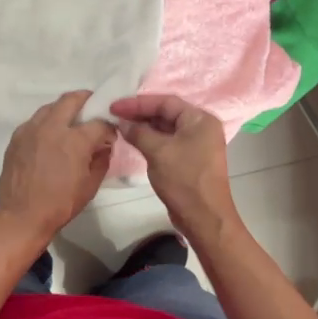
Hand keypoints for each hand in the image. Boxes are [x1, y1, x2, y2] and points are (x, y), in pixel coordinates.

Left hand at [0, 91, 116, 240]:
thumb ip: (101, 160)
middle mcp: (52, 127)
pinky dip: (45, 123)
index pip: (99, 122)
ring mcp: (31, 129)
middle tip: (92, 110)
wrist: (22, 216)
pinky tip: (49, 137)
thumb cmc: (60, 204)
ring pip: (50, 107)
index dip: (108, 128)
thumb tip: (104, 147)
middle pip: (72, 99)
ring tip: (69, 123)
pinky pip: (34, 121)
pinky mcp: (16, 137)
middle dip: (86, 100)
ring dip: (63, 110)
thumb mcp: (90, 185)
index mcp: (75, 140)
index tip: (110, 136)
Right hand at [109, 94, 239, 244]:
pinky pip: (167, 143)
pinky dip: (151, 140)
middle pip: (166, 113)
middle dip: (140, 114)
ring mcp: (197, 145)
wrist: (203, 216)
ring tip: (120, 127)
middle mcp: (201, 128)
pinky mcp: (190, 160)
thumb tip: (122, 123)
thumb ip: (138, 133)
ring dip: (144, 128)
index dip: (137, 103)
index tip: (114, 106)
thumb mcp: (158, 151)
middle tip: (114, 115)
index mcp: (200, 119)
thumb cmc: (184, 179)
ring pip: (166, 129)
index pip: (165, 102)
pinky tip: (134, 141)